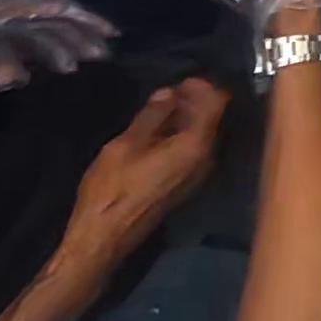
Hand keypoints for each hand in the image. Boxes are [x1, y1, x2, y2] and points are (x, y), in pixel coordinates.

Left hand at [0, 0, 115, 96]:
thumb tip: (22, 76)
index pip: (47, 7)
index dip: (82, 19)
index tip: (110, 34)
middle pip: (45, 16)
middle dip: (76, 33)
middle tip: (102, 56)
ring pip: (29, 30)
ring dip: (55, 45)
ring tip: (76, 66)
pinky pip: (6, 43)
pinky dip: (28, 54)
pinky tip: (33, 70)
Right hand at [62, 79, 229, 264]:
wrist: (102, 240)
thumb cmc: (113, 189)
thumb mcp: (128, 144)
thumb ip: (153, 115)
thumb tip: (169, 92)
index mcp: (196, 145)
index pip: (217, 102)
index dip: (203, 86)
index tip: (180, 81)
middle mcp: (206, 158)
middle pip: (214, 117)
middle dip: (196, 99)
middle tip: (170, 91)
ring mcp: (198, 174)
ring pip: (204, 133)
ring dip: (189, 116)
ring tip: (164, 106)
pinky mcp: (186, 184)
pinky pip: (195, 148)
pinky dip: (184, 133)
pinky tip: (161, 130)